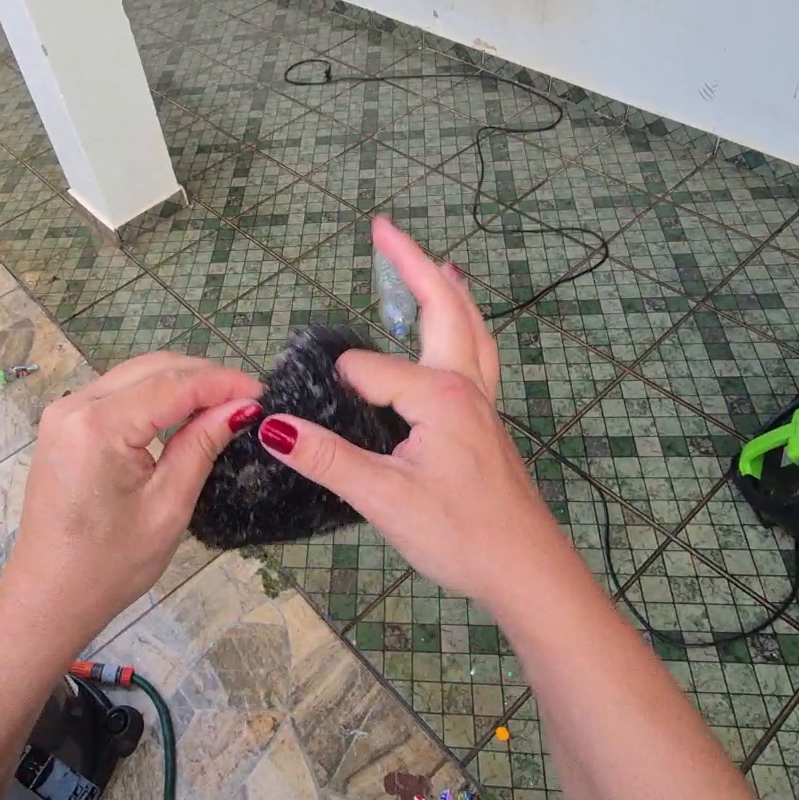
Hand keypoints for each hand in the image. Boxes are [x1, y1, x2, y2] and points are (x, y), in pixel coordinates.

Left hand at [1, 353, 261, 640]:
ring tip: (224, 404)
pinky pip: (120, 391)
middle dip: (204, 377)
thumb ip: (203, 445)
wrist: (48, 596)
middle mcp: (74, 405)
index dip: (222, 383)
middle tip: (248, 399)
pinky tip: (186, 410)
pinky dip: (157, 394)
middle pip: (153, 368)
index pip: (172, 385)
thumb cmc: (111, 565)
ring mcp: (64, 410)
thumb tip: (244, 407)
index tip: (262, 392)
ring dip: (182, 382)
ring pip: (137, 374)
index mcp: (98, 427)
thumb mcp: (169, 506)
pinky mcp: (65, 422)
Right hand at [253, 216, 581, 613]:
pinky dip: (465, 326)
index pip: (370, 371)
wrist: (527, 571)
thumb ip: (328, 458)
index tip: (313, 418)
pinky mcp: (487, 422)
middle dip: (410, 265)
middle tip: (383, 228)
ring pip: (470, 329)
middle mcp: (465, 386)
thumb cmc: (461, 534)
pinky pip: (477, 354)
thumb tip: (272, 426)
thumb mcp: (385, 499)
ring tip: (437, 264)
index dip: (339, 388)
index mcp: (439, 396)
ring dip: (448, 290)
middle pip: (442, 309)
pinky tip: (458, 335)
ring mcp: (482, 402)